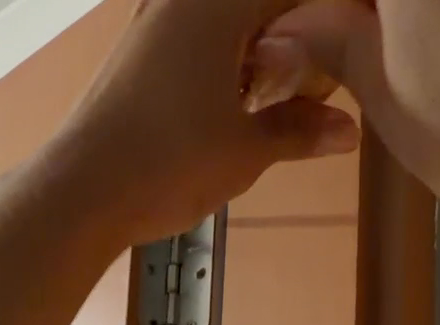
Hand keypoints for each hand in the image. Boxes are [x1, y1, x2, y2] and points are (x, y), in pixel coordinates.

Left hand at [36, 0, 362, 248]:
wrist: (80, 192)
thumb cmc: (169, 163)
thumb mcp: (246, 150)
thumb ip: (299, 130)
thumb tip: (346, 132)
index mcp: (219, 2)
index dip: (338, 15)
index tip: (359, 41)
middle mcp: (182, 0)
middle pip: (259, 6)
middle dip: (298, 36)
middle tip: (318, 82)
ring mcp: (152, 26)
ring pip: (224, 21)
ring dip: (260, 50)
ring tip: (277, 99)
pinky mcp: (134, 58)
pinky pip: (194, 41)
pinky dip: (225, 64)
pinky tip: (233, 107)